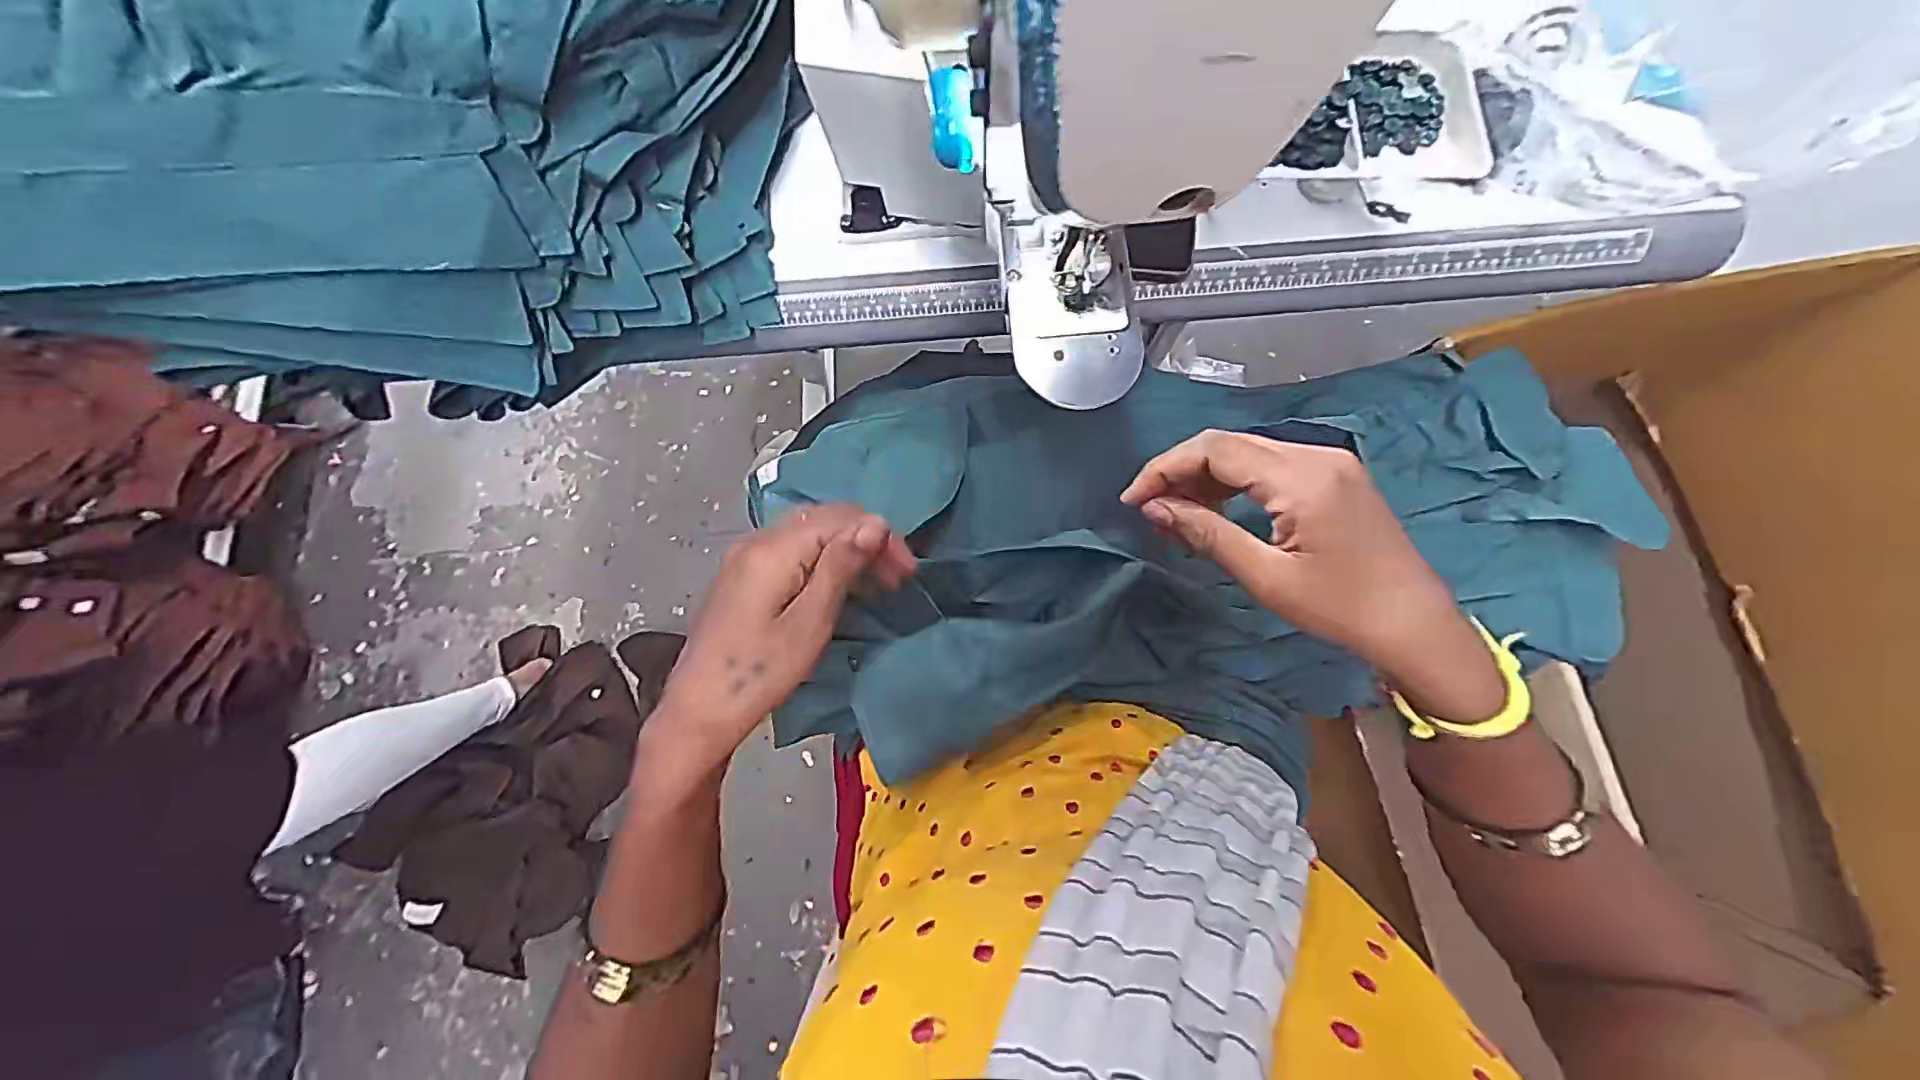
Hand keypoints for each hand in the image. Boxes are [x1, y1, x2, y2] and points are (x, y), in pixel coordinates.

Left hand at [646, 504, 914, 782]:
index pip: (840, 518)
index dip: (880, 537)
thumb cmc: (758, 675)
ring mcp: (745, 557)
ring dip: (847, 549)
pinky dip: (824, 560)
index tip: (907, 572)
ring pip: (809, 533)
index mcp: (772, 550)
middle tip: (897, 577)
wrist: (696, 712)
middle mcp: (756, 541)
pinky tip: (839, 585)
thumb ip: (840, 568)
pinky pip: (792, 551)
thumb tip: (875, 524)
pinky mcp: (742, 576)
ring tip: (876, 582)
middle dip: (867, 539)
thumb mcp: (809, 623)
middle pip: (823, 519)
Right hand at [1120, 431, 1501, 719]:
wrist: (1416, 626)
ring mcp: (1330, 463)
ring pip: (1247, 453)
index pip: (1214, 450)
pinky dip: (1234, 483)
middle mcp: (1316, 455)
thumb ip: (1207, 533)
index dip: (1164, 469)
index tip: (1133, 501)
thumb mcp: (1265, 576)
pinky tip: (1215, 509)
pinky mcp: (1335, 476)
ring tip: (1175, 515)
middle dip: (1179, 472)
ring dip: (1205, 478)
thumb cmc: (1341, 608)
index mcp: (1302, 477)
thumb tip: (1155, 508)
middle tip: (1149, 510)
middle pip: (1228, 445)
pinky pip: (1270, 466)